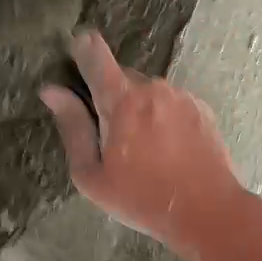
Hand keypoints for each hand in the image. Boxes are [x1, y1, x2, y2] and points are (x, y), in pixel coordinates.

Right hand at [41, 30, 246, 245]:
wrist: (208, 211)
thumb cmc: (142, 199)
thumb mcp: (93, 175)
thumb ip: (72, 128)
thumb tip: (52, 92)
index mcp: (122, 101)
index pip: (94, 53)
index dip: (81, 49)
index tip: (74, 54)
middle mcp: (153, 88)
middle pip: (121, 76)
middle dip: (111, 97)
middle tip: (112, 139)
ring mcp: (181, 96)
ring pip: (147, 91)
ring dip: (138, 109)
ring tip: (143, 150)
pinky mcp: (201, 108)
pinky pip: (170, 102)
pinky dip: (162, 117)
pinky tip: (166, 150)